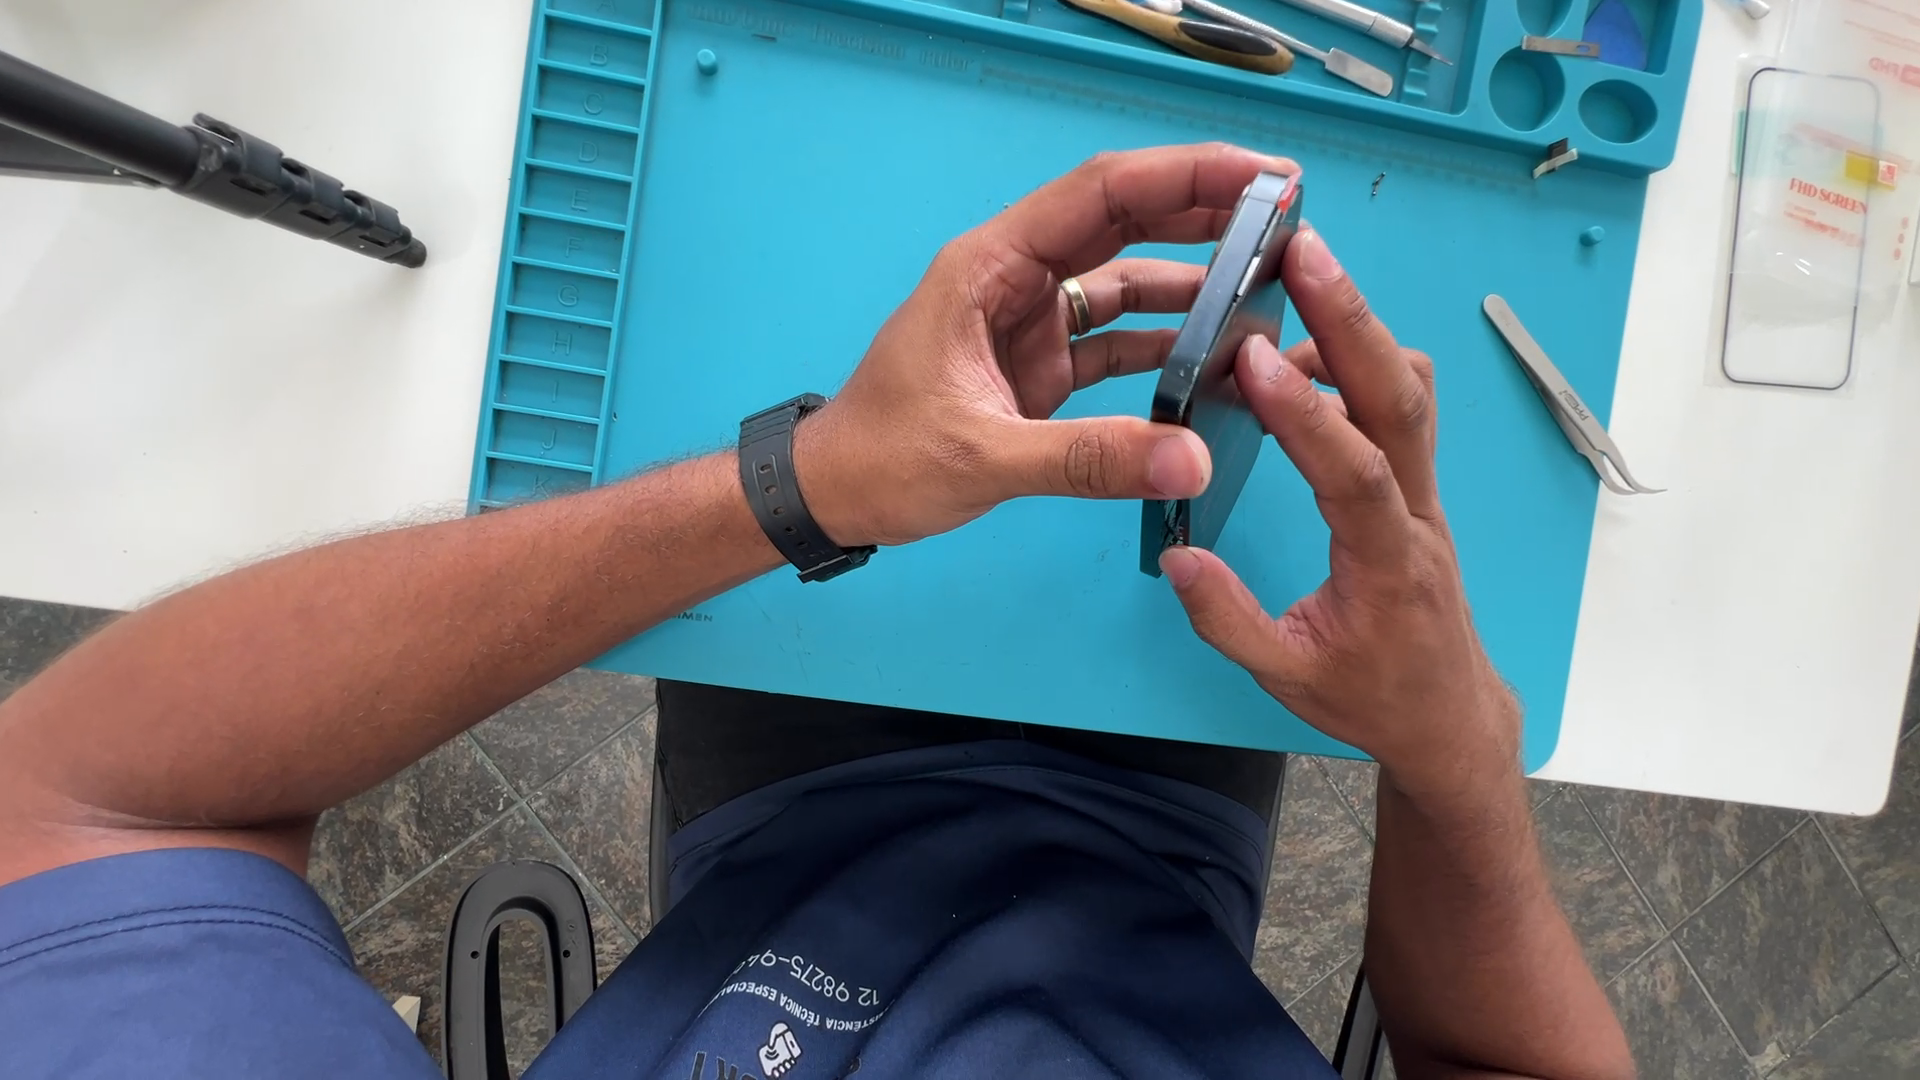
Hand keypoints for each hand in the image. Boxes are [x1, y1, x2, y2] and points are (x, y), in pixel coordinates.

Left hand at [793, 144, 1295, 547]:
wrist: (838, 494)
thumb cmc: (883, 459)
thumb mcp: (983, 457)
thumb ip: (1085, 461)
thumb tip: (1190, 462)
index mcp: (988, 269)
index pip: (1099, 196)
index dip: (1185, 177)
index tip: (1264, 179)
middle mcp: (1013, 283)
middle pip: (1120, 227)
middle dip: (1200, 218)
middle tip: (1284, 224)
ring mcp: (1027, 326)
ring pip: (1120, 285)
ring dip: (1186, 287)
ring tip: (1261, 291)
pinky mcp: (1036, 369)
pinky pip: (1110, 344)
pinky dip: (1157, 350)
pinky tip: (1206, 363)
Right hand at [1158, 228, 1517, 791]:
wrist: (1449, 717)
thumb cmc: (1368, 697)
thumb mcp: (1284, 674)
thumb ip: (1226, 618)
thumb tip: (1176, 554)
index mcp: (1384, 561)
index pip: (1354, 473)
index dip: (1307, 414)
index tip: (1253, 361)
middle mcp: (1416, 512)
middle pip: (1403, 400)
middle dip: (1353, 320)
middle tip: (1304, 251)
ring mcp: (1424, 495)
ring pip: (1413, 392)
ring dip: (1359, 334)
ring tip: (1296, 293)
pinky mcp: (1416, 489)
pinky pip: (1402, 409)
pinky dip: (1362, 365)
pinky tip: (1310, 361)